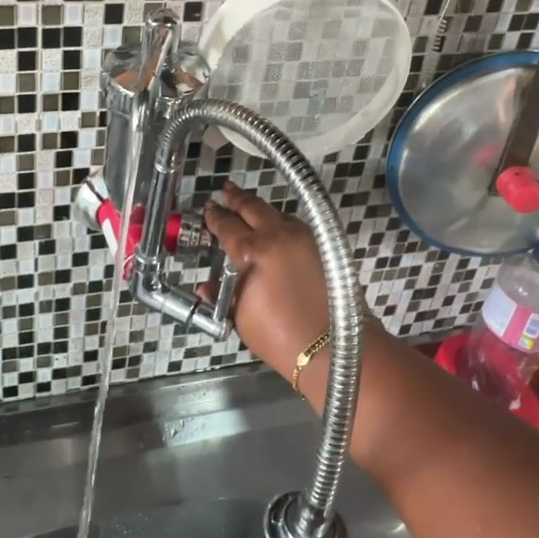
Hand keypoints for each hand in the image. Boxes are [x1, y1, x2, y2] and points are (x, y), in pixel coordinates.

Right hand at [203, 182, 331, 372]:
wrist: (332, 347)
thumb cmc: (279, 335)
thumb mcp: (240, 316)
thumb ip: (222, 295)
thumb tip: (206, 287)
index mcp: (253, 251)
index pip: (227, 225)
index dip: (215, 217)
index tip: (208, 209)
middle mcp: (278, 235)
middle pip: (253, 207)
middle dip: (236, 198)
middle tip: (225, 190)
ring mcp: (304, 237)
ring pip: (277, 213)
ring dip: (259, 208)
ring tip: (247, 205)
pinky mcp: (321, 245)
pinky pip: (294, 224)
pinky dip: (279, 221)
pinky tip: (274, 227)